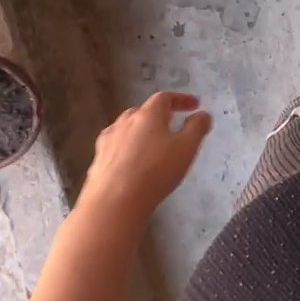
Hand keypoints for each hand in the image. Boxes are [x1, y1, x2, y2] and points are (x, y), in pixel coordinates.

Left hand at [79, 91, 210, 224]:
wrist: (113, 203)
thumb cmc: (156, 170)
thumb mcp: (188, 147)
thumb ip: (197, 127)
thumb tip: (202, 114)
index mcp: (148, 115)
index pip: (164, 97)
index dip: (181, 99)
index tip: (194, 105)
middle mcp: (124, 123)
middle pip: (142, 111)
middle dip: (159, 114)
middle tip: (173, 123)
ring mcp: (107, 142)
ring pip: (126, 129)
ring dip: (141, 131)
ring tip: (153, 143)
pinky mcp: (97, 161)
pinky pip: (116, 147)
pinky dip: (128, 148)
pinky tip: (133, 163)